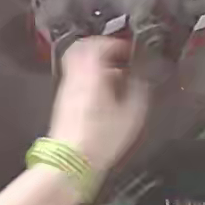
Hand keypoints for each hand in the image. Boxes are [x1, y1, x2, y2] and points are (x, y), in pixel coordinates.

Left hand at [48, 37, 152, 173]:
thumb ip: (138, 89)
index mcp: (92, 74)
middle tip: (116, 54)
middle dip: (101, 47)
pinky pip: (76, 80)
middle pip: (81, 48)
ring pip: (77, 64)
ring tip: (113, 74)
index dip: (115, 42)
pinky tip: (103, 94)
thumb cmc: (98, 141)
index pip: (99, 44)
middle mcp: (75, 78)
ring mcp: (67, 90)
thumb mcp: (132, 114)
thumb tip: (141, 80)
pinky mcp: (64, 103)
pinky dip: (90, 79)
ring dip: (95, 64)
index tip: (127, 48)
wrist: (72, 162)